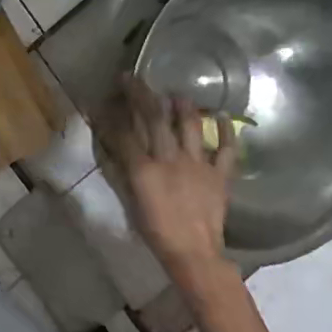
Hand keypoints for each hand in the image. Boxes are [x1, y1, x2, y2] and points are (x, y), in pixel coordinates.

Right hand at [96, 74, 236, 270]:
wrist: (193, 253)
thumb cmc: (155, 231)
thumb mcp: (131, 200)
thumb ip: (126, 172)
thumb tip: (120, 148)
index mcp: (144, 169)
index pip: (124, 133)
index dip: (112, 114)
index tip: (105, 98)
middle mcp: (170, 160)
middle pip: (154, 120)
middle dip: (142, 96)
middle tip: (134, 79)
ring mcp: (198, 165)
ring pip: (189, 126)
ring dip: (182, 106)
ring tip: (177, 94)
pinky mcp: (220, 175)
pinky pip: (226, 149)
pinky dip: (226, 131)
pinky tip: (223, 116)